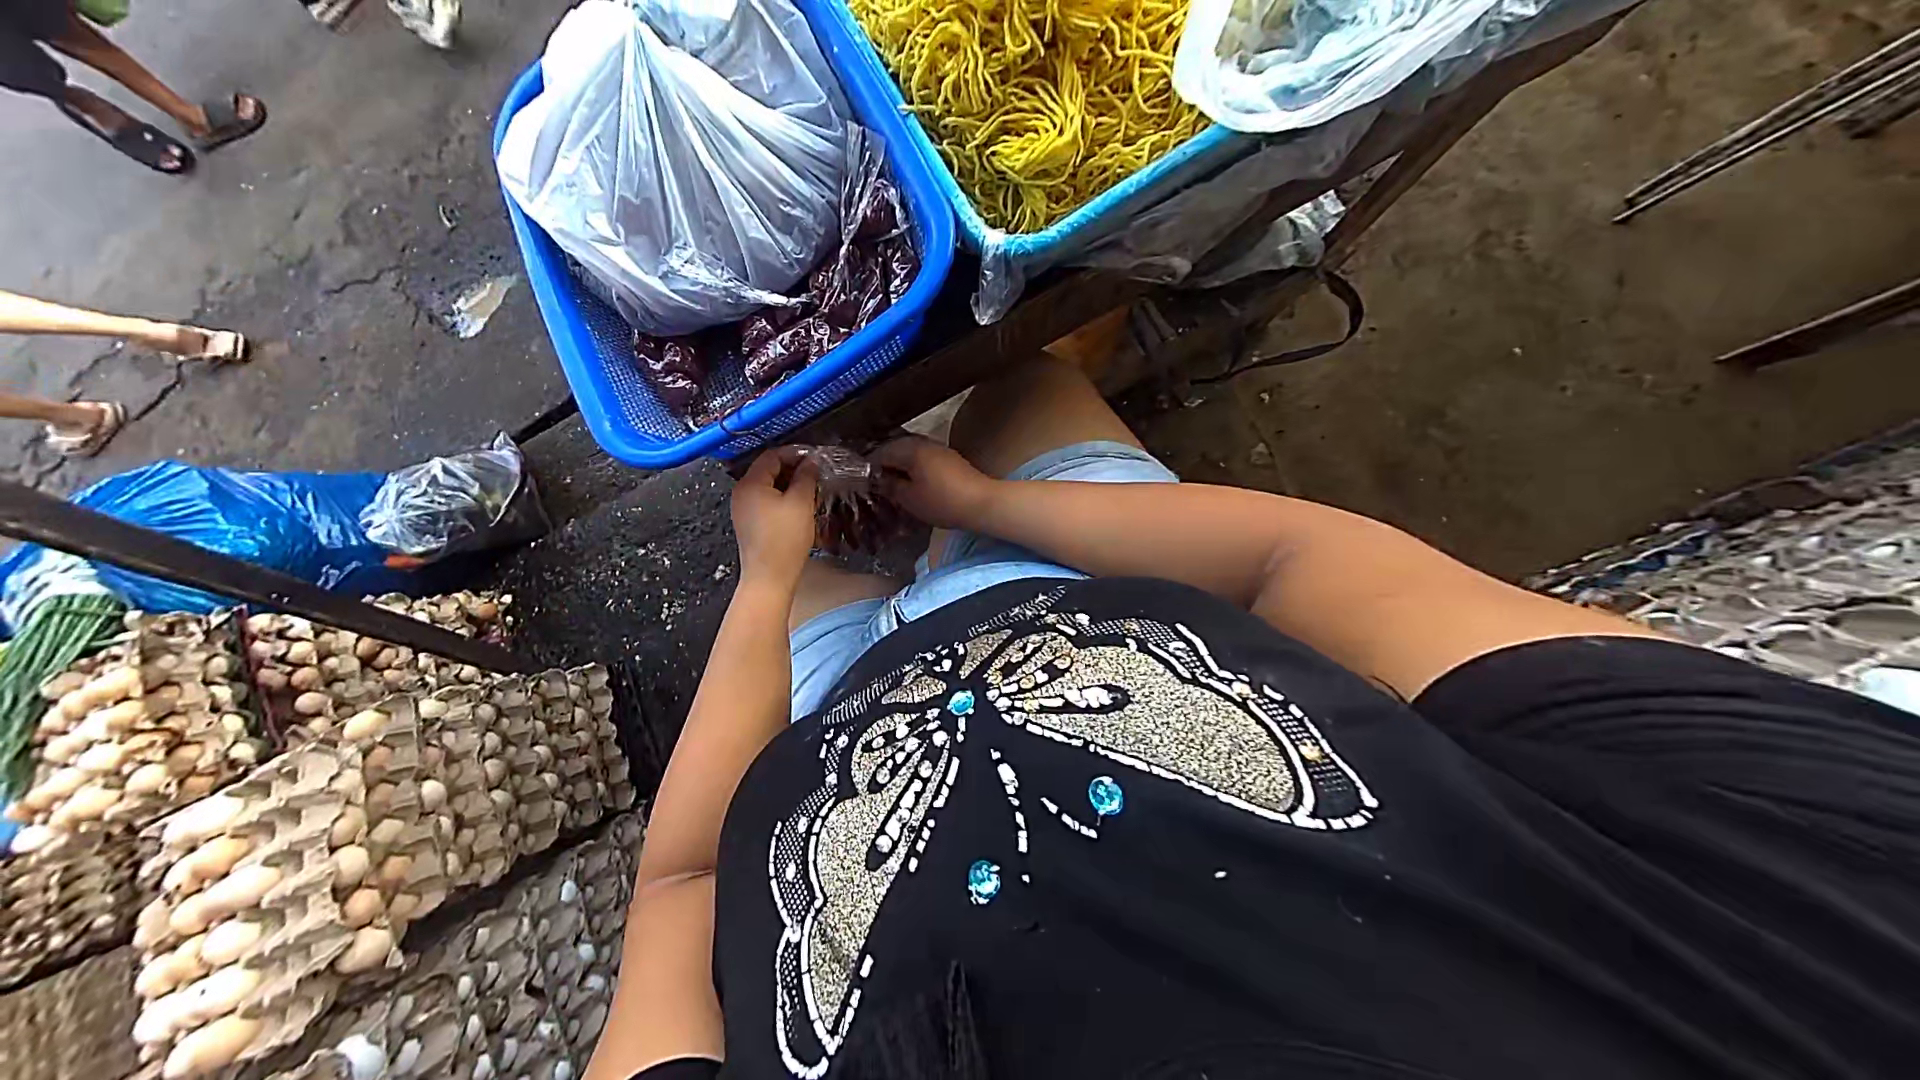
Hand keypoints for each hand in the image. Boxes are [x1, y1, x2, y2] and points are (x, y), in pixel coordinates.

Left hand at [731, 447, 818, 587]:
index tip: (815, 458)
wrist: (769, 577)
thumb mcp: (801, 503)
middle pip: (767, 470)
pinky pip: (765, 501)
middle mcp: (741, 493)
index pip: (772, 456)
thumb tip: (810, 462)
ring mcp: (743, 509)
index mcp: (750, 484)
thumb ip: (806, 477)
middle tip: (815, 474)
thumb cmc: (784, 539)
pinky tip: (799, 507)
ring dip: (789, 484)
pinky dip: (782, 498)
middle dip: (793, 469)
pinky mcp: (749, 523)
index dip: (794, 453)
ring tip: (810, 490)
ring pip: (768, 487)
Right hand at [873, 436, 996, 530]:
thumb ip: (890, 487)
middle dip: (884, 465)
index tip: (861, 482)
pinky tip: (912, 483)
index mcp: (910, 449)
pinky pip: (923, 459)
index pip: (880, 452)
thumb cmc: (942, 501)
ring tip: (892, 485)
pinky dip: (914, 469)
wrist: (982, 503)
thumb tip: (876, 480)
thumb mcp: (910, 499)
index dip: (868, 467)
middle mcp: (923, 443)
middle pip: (895, 449)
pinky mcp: (949, 459)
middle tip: (875, 484)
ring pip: (910, 454)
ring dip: (900, 467)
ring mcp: (938, 449)